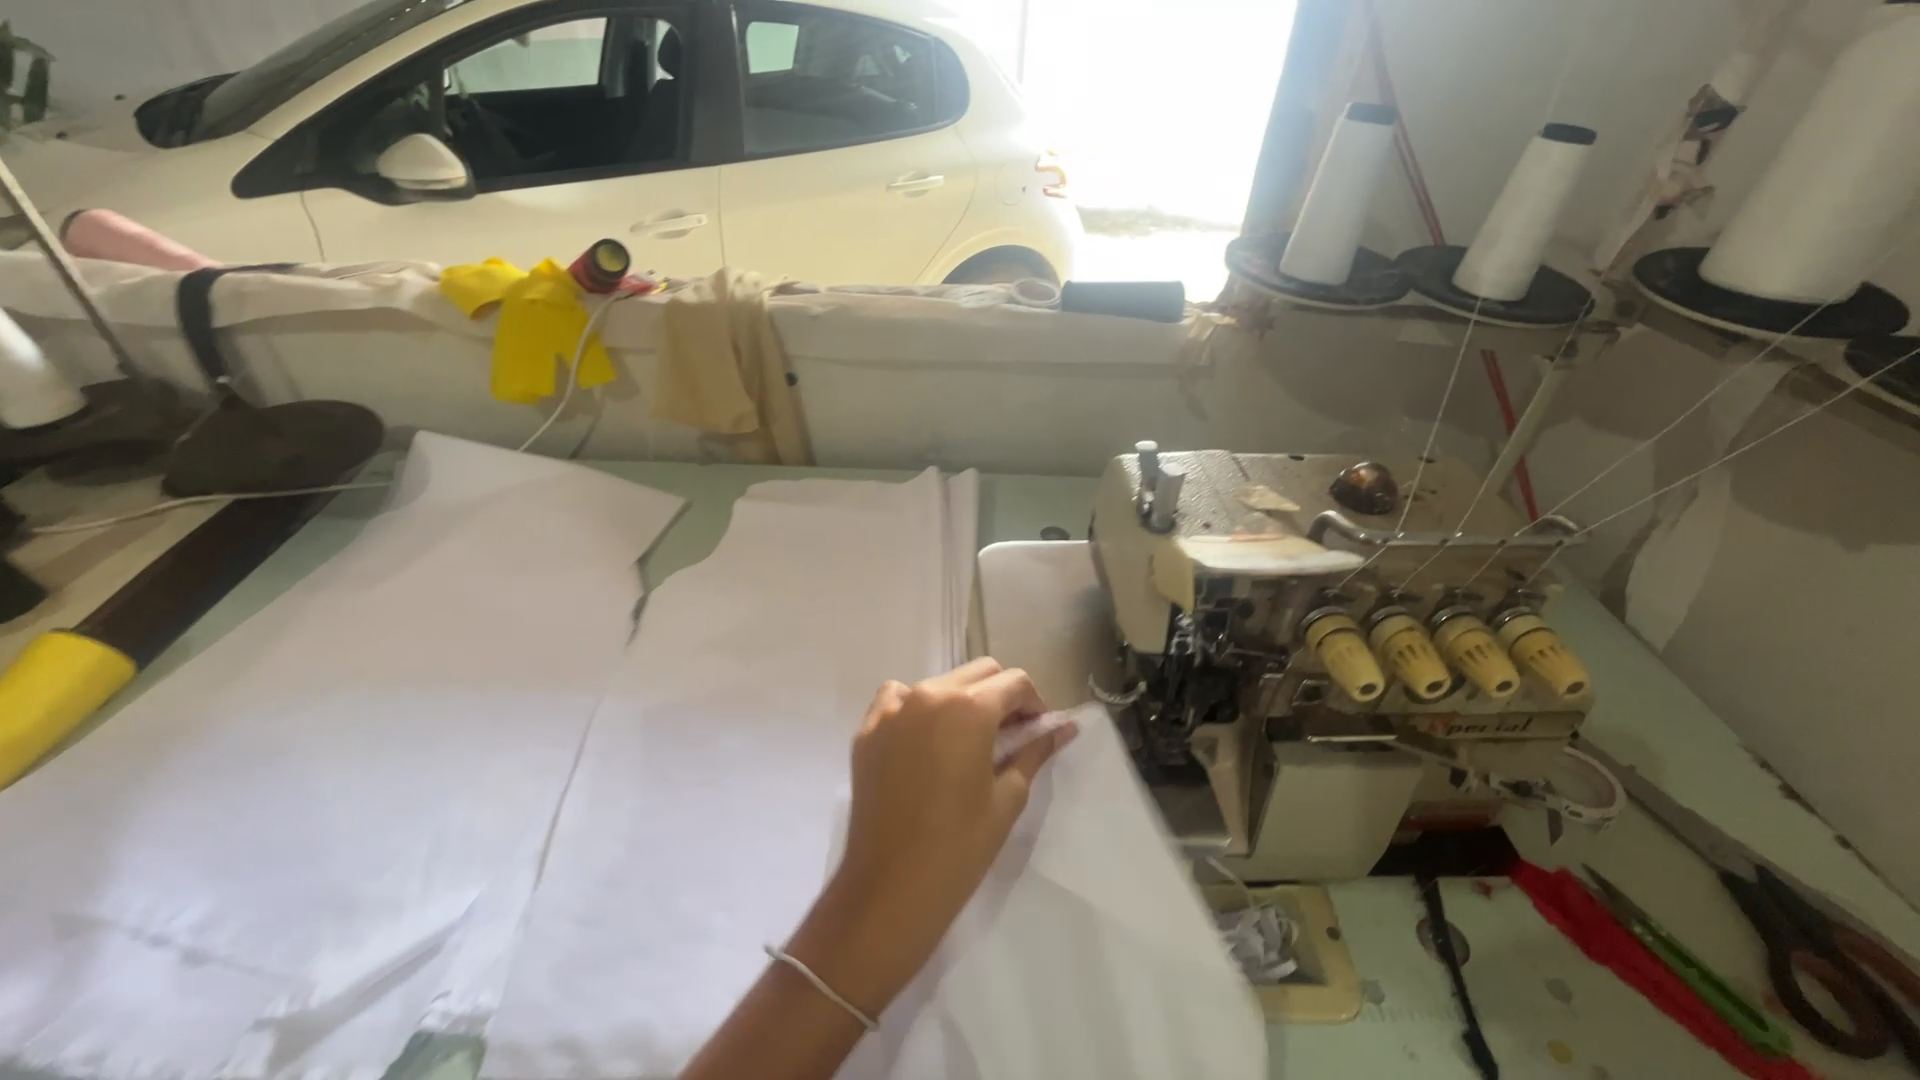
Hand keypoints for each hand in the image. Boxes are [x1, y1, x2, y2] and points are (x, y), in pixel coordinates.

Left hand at [787, 658, 1076, 1016]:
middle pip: (978, 674)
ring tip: (969, 742)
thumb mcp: (1008, 797)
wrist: (891, 886)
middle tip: (1011, 736)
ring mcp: (892, 710)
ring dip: (961, 700)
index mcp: (968, 708)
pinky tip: (927, 742)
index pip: (1014, 682)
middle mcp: (928, 695)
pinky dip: (917, 707)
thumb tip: (1063, 728)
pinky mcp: (867, 730)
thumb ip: (1034, 751)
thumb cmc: (960, 846)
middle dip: (1001, 696)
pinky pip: (897, 699)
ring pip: (939, 683)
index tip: (1039, 731)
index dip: (1034, 704)